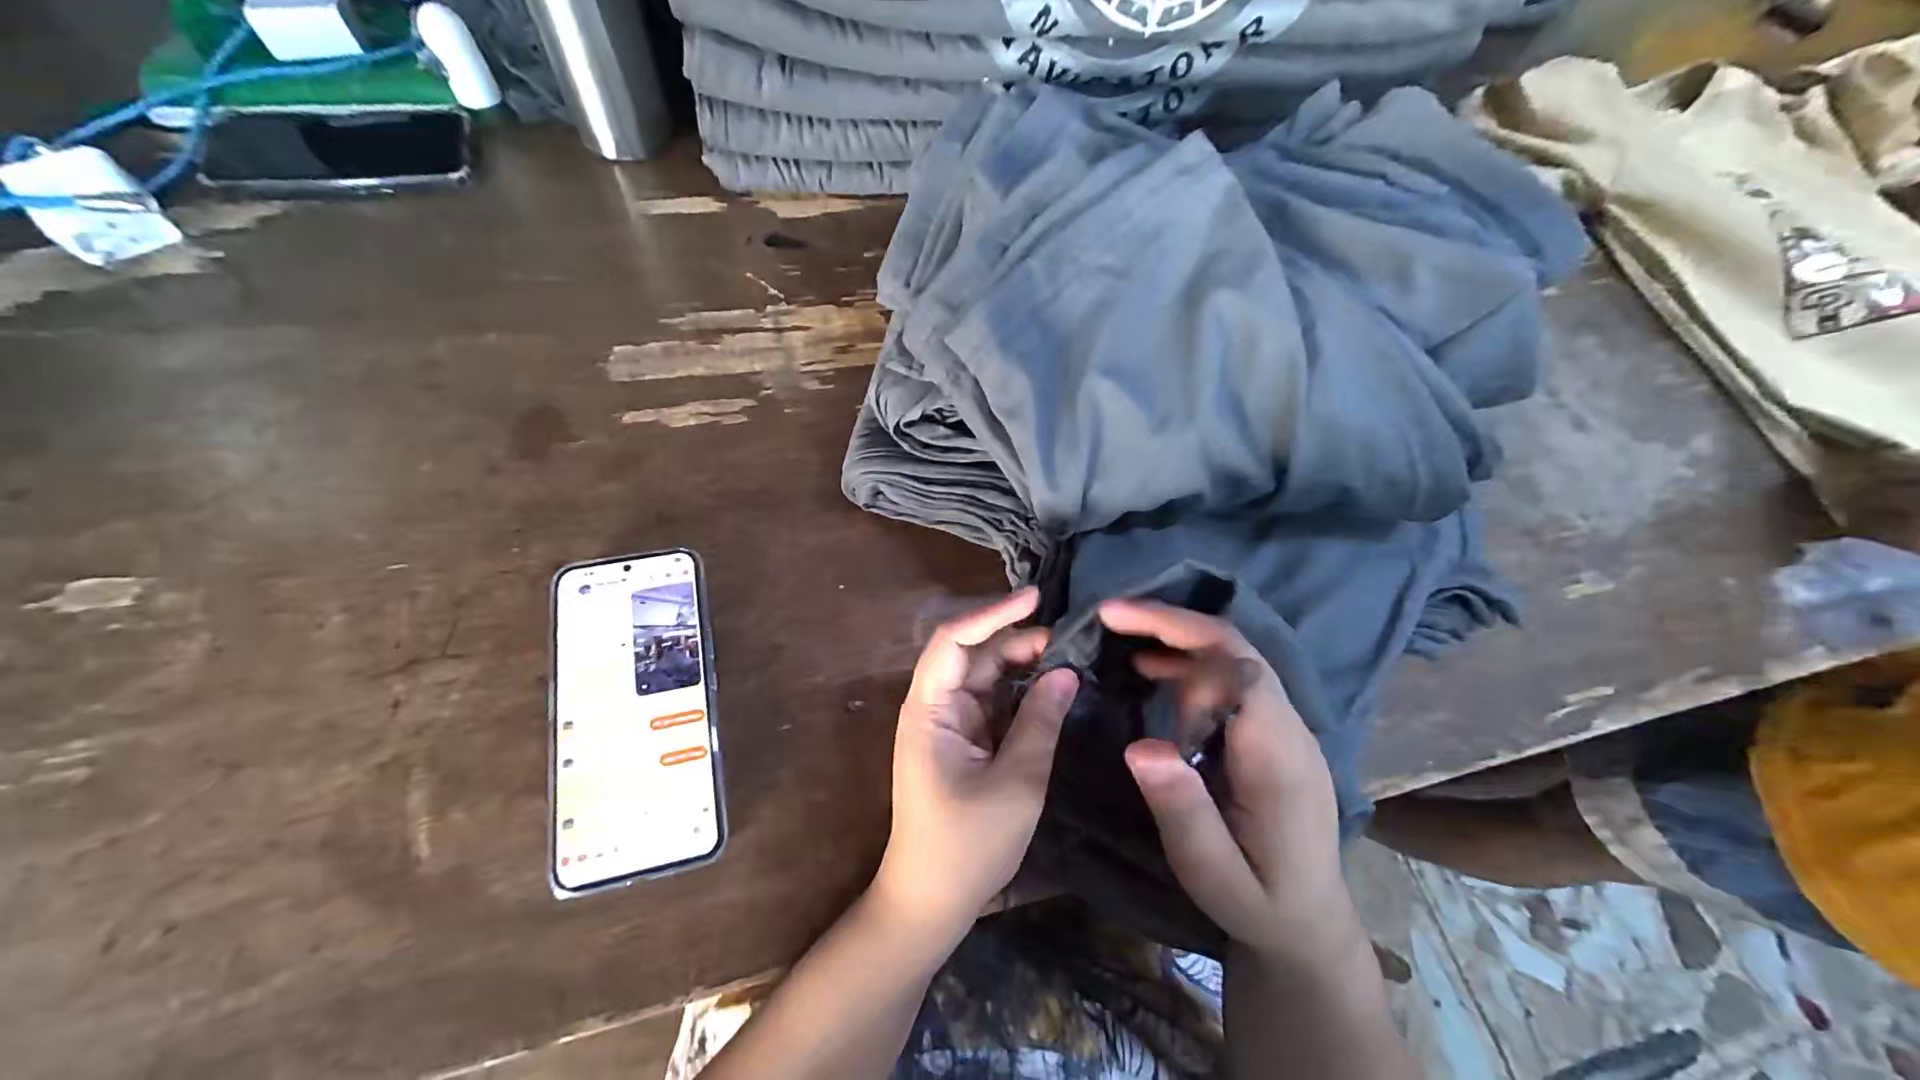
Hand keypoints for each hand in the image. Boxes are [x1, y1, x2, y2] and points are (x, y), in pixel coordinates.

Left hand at [870, 587, 1079, 937]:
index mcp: (930, 709)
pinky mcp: (962, 741)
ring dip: (1020, 663)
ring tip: (1067, 655)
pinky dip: (1019, 692)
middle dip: (1015, 639)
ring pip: (983, 676)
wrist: (931, 899)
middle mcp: (934, 707)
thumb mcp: (1016, 782)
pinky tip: (1051, 686)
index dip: (993, 613)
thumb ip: (1041, 721)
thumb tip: (1066, 672)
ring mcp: (948, 724)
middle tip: (1068, 636)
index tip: (1036, 597)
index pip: (954, 641)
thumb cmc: (968, 844)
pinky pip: (991, 702)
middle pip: (972, 654)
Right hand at [1103, 599, 1356, 957]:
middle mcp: (1288, 728)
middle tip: (1110, 614)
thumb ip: (1182, 808)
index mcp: (1276, 755)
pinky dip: (1188, 665)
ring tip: (1119, 636)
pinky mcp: (1272, 734)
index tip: (1117, 622)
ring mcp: (1284, 728)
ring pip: (1233, 659)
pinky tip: (1152, 671)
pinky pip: (1231, 681)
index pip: (1236, 665)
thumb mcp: (1211, 869)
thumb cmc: (1257, 900)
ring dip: (1177, 641)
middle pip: (1235, 649)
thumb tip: (1140, 745)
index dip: (1179, 633)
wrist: (1308, 923)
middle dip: (1171, 622)